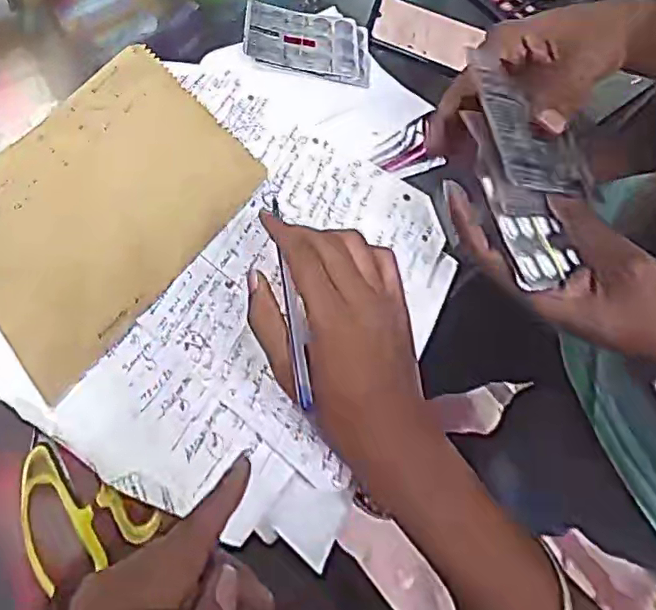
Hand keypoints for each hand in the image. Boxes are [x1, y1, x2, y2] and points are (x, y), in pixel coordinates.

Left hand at [67, 457, 273, 609]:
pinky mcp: (93, 601)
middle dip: (222, 566)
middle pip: (183, 550)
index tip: (241, 466)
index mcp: (145, 578)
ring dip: (197, 582)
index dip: (223, 495)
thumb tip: (229, 574)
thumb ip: (207, 603)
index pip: (194, 527)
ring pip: (162, 568)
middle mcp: (118, 574)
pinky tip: (187, 605)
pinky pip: (139, 584)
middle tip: (257, 598)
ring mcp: (101, 590)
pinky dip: (169, 592)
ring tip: (230, 604)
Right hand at [245, 214, 432, 489]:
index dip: (282, 233)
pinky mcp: (399, 305)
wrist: (393, 434)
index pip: (303, 256)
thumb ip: (267, 320)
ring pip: (355, 244)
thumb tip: (256, 280)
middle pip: (327, 244)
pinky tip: (348, 256)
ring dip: (329, 235)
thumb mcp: (289, 372)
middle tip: (282, 233)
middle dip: (300, 231)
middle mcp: (361, 301)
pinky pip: (383, 259)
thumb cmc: (339, 412)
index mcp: (331, 317)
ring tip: (310, 243)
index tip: (268, 221)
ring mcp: (384, 301)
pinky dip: (362, 248)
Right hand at [429, 0, 652, 154]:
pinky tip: (492, 149)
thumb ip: (562, 92)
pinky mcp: (519, 85)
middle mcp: (496, 56)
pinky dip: (492, 128)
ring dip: (470, 129)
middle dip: (453, 125)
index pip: (468, 80)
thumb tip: (544, 124)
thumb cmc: (601, 31)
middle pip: (465, 94)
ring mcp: (506, 71)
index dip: (451, 110)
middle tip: (445, 155)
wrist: (624, 29)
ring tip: (462, 158)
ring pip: (479, 103)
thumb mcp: (584, 61)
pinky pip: (498, 109)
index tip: (440, 137)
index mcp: (503, 41)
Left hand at [444, 183, 655, 426]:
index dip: (465, 222)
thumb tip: (553, 197)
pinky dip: (542, 225)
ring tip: (504, 178)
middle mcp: (539, 292)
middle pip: (497, 246)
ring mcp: (556, 288)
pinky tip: (545, 200)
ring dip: (511, 214)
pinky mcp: (574, 283)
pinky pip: (546, 250)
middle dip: (485, 209)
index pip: (485, 256)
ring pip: (520, 246)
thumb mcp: (626, 267)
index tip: (454, 191)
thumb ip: (585, 230)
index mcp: (540, 296)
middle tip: (480, 172)